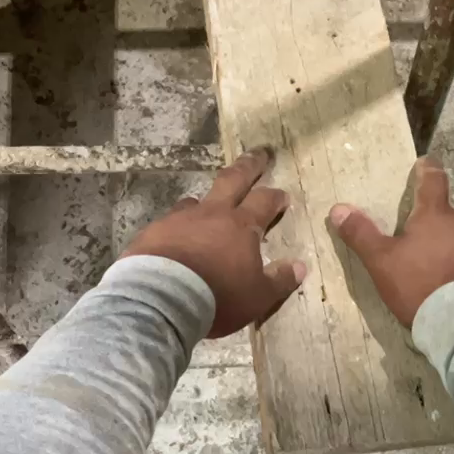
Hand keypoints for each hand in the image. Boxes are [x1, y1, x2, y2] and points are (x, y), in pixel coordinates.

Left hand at [123, 148, 306, 338]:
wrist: (162, 300)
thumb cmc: (218, 298)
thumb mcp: (258, 297)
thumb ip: (279, 280)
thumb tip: (299, 266)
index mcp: (241, 226)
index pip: (264, 201)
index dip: (275, 197)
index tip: (283, 196)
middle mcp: (211, 214)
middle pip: (233, 180)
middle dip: (248, 166)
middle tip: (258, 153)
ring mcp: (179, 219)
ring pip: (196, 200)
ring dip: (206, 201)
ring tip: (206, 206)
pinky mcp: (153, 232)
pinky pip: (169, 223)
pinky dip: (177, 227)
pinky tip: (174, 238)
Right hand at [327, 156, 453, 326]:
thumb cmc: (417, 285)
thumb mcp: (381, 262)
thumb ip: (361, 234)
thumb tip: (338, 209)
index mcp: (435, 215)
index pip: (433, 181)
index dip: (426, 171)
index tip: (423, 165)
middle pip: (446, 216)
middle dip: (432, 224)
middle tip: (415, 243)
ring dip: (448, 248)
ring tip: (432, 271)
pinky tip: (451, 287)